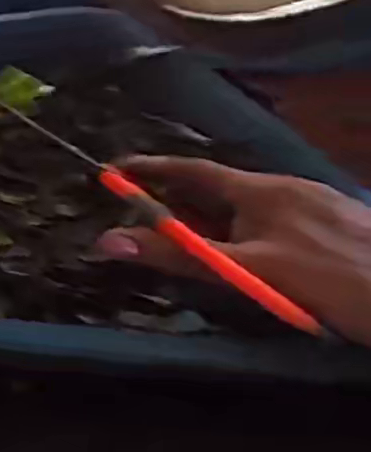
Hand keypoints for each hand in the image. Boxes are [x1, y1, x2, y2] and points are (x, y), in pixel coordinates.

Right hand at [94, 156, 370, 345]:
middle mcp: (295, 191)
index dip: (148, 168)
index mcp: (267, 191)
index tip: (110, 171)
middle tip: (138, 211)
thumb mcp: (251, 272)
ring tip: (187, 235)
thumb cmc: (344, 283)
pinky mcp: (349, 231)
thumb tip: (106, 241)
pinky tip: (247, 252)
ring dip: (212, 216)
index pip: (192, 169)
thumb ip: (178, 254)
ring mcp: (328, 210)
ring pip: (250, 206)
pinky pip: (277, 220)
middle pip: (220, 187)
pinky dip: (244, 228)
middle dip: (176, 196)